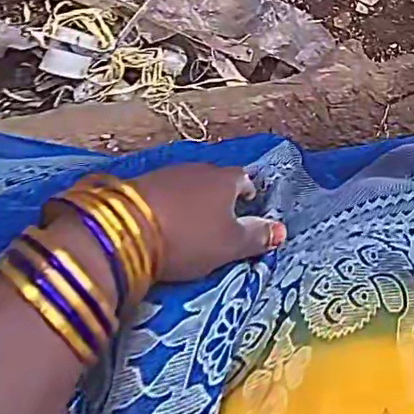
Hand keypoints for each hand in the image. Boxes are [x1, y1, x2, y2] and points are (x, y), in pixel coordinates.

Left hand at [128, 163, 284, 282]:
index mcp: (226, 179)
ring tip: (196, 220)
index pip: (245, 180)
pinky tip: (170, 218)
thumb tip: (283, 229)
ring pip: (192, 183)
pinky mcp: (146, 182)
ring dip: (197, 198)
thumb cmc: (190, 237)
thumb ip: (257, 237)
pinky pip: (169, 190)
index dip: (249, 193)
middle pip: (217, 179)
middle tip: (224, 217)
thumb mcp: (230, 245)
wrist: (130, 226)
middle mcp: (201, 168)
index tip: (250, 206)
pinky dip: (174, 202)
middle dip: (222, 195)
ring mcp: (171, 172)